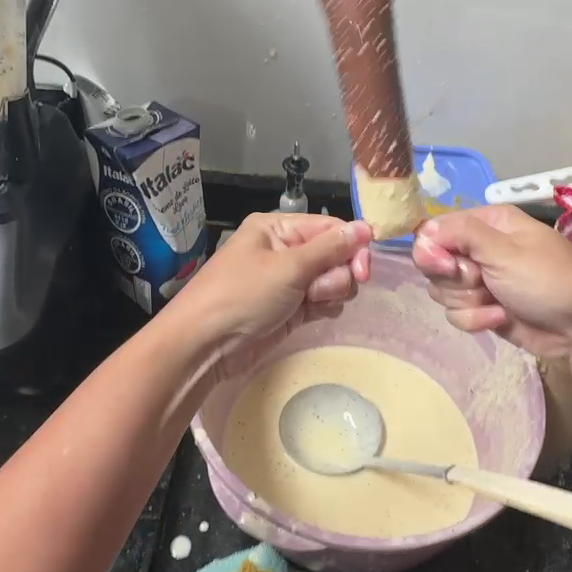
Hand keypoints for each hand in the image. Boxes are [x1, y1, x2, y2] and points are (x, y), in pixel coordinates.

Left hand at [165, 212, 372, 364]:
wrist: (205, 344)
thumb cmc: (243, 295)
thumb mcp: (288, 266)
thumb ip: (330, 248)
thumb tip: (366, 226)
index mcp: (278, 228)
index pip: (330, 228)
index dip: (352, 246)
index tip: (363, 270)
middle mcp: (285, 250)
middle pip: (336, 255)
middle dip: (338, 273)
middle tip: (322, 291)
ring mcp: (288, 281)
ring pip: (333, 280)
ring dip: (332, 292)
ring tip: (311, 303)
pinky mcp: (291, 309)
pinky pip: (323, 301)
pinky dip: (326, 307)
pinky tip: (315, 315)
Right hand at [411, 205, 571, 356]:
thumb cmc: (549, 280)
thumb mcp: (505, 251)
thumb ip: (461, 236)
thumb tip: (422, 230)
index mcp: (486, 224)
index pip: (435, 231)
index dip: (433, 251)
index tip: (447, 266)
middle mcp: (479, 249)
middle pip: (434, 264)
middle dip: (456, 280)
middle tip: (483, 282)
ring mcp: (480, 281)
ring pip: (443, 292)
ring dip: (468, 302)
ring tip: (499, 302)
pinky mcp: (482, 309)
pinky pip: (456, 314)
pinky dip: (476, 320)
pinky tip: (501, 319)